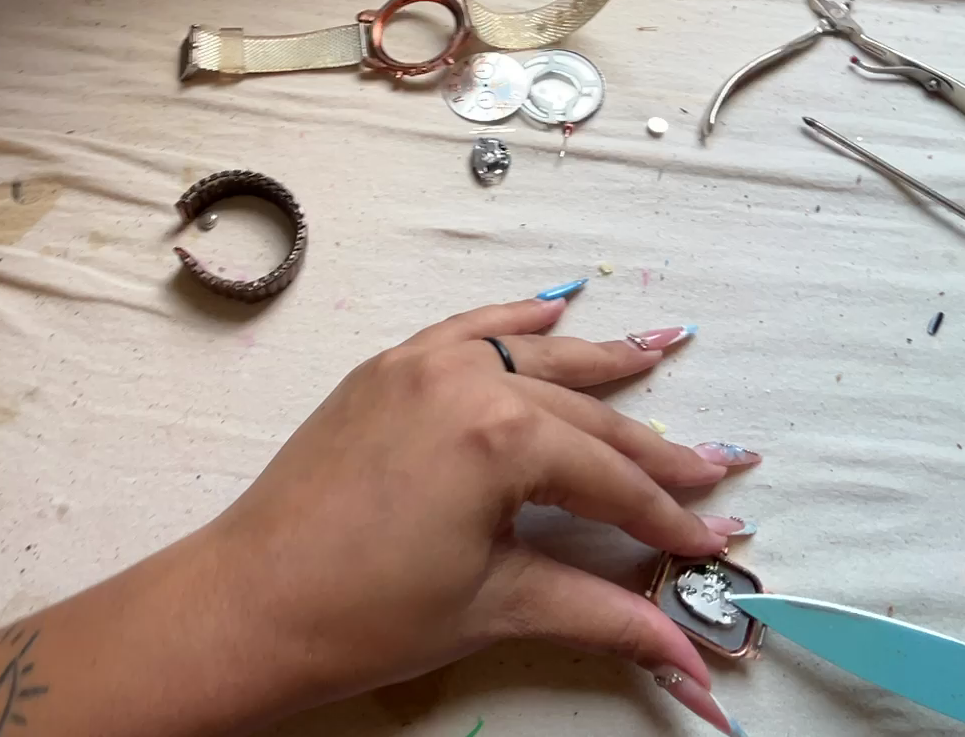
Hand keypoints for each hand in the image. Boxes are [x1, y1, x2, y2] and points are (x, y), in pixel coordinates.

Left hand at [197, 293, 757, 733]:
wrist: (253, 597)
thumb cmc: (367, 613)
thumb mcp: (494, 605)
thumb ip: (601, 613)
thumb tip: (686, 654)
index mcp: (498, 438)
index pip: (607, 479)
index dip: (664, 517)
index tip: (712, 538)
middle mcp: (465, 381)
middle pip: (580, 414)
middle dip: (648, 449)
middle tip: (710, 464)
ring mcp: (422, 363)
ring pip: (529, 358)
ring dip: (593, 360)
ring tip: (656, 347)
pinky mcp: (388, 365)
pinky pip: (463, 329)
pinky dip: (508, 320)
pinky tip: (549, 309)